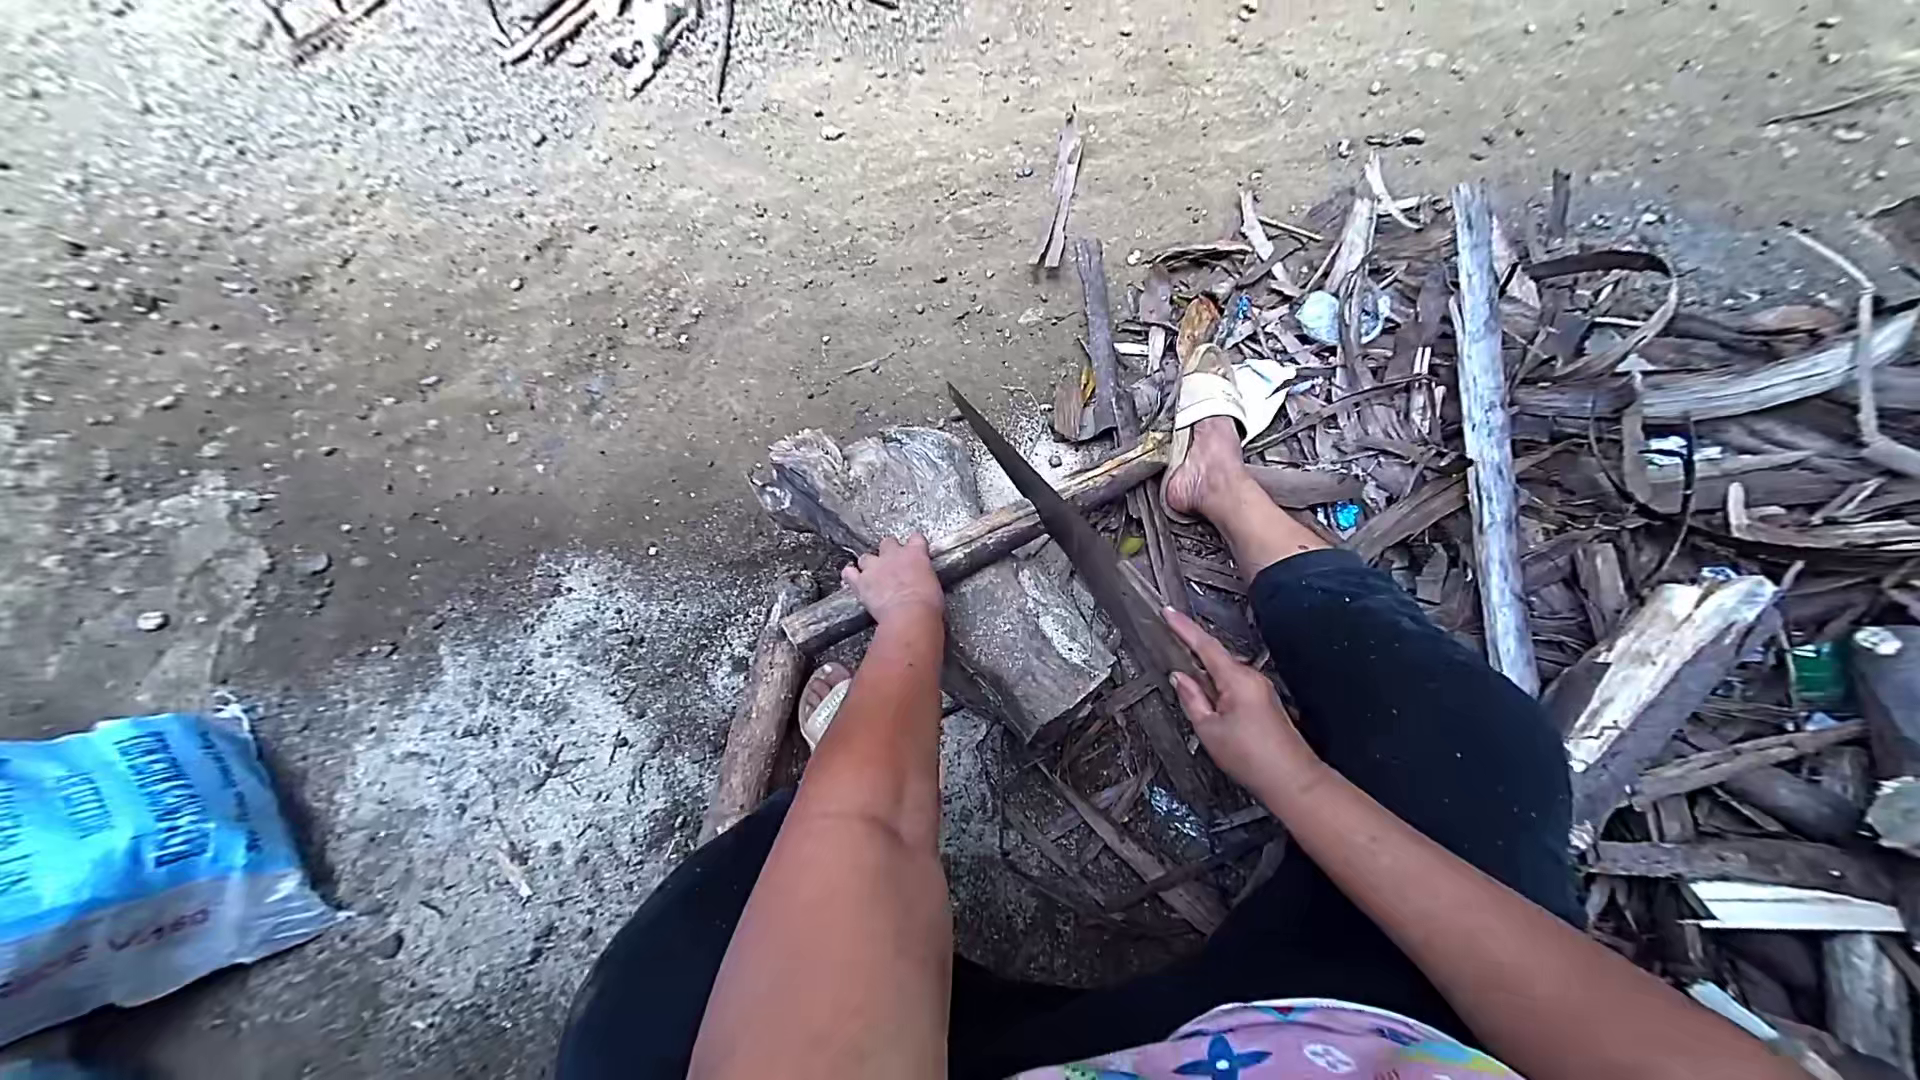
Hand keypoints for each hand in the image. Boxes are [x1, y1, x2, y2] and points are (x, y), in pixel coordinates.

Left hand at [843, 533, 943, 628]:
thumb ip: (924, 577)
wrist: (910, 615)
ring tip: (872, 573)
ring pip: (866, 557)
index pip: (915, 539)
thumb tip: (922, 581)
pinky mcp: (861, 582)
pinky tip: (851, 576)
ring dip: (869, 564)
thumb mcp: (934, 585)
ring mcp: (875, 567)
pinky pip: (849, 573)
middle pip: (887, 542)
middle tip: (892, 563)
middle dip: (888, 551)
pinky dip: (849, 574)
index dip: (914, 544)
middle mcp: (893, 555)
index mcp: (915, 553)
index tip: (915, 550)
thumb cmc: (927, 604)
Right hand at [1163, 607, 1319, 791]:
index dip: (1184, 627)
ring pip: (1223, 672)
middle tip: (1168, 648)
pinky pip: (1233, 684)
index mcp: (1236, 679)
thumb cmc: (1251, 758)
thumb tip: (1180, 677)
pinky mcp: (1263, 701)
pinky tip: (1208, 701)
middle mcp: (1251, 678)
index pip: (1204, 645)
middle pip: (1214, 657)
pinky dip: (1216, 686)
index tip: (1168, 612)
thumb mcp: (1208, 729)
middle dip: (1191, 653)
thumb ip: (1191, 698)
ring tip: (1187, 687)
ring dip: (1204, 675)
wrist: (1293, 782)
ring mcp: (1260, 688)